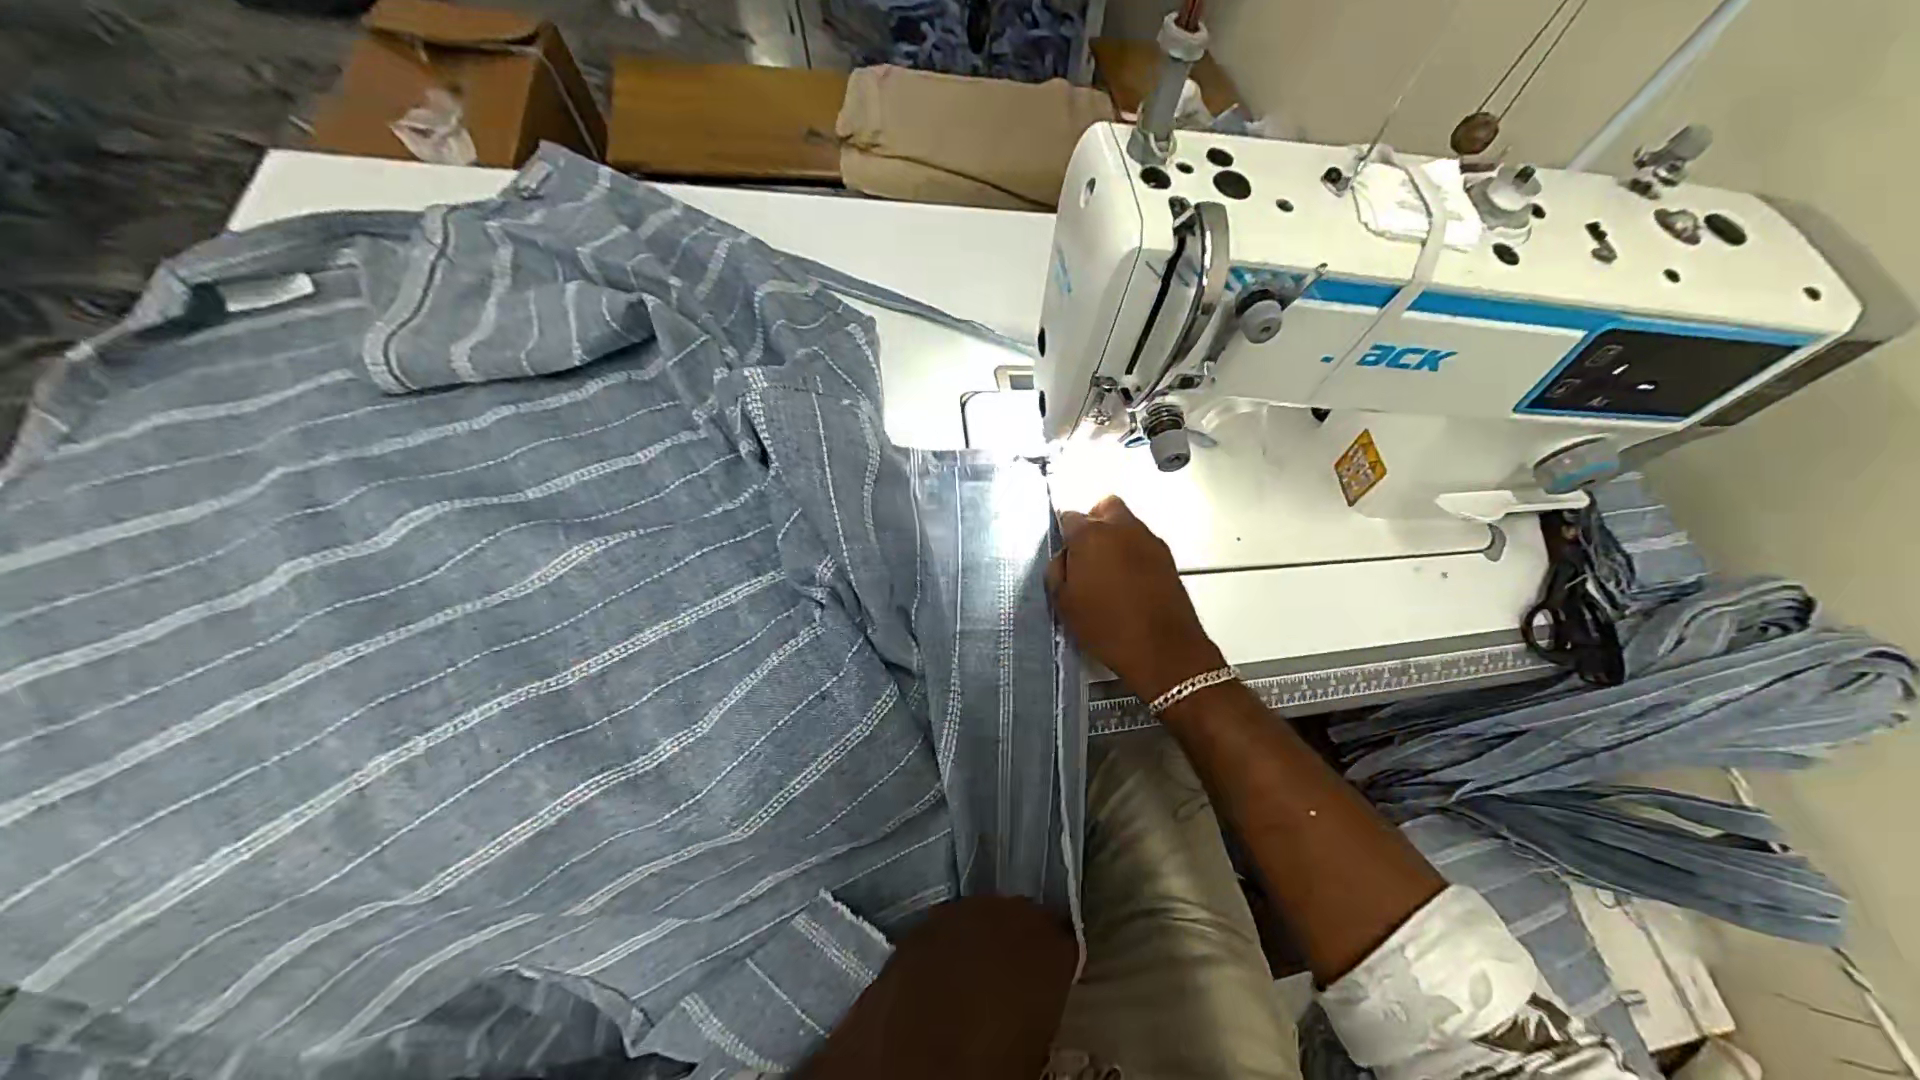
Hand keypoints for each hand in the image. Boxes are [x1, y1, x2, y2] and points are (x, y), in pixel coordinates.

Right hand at [1046, 495, 1225, 703]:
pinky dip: (1133, 555)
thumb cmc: (1107, 627)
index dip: (1064, 536)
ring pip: (1127, 525)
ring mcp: (1149, 541)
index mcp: (1090, 534)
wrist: (1163, 649)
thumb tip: (1065, 557)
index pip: (1069, 517)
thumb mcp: (1064, 603)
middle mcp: (1122, 528)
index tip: (1065, 556)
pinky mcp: (1168, 558)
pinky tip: (1129, 584)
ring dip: (1116, 539)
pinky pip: (1143, 545)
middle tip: (1086, 555)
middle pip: (1105, 508)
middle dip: (1094, 523)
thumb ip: (1057, 571)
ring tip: (1108, 574)